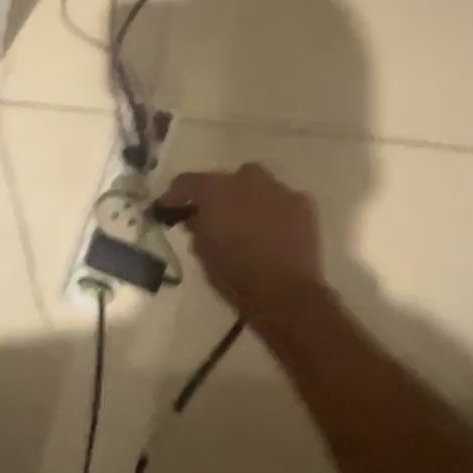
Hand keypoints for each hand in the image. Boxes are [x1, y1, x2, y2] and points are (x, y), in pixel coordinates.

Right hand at [157, 163, 325, 324]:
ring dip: (249, 199)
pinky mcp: (304, 204)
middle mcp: (247, 180)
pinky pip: (283, 200)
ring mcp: (279, 190)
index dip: (175, 195)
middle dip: (219, 194)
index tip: (168, 208)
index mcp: (215, 189)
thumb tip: (195, 218)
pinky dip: (276, 210)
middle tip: (215, 215)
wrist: (284, 293)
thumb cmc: (234, 274)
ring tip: (248, 223)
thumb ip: (196, 227)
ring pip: (258, 186)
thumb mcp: (202, 252)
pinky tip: (274, 230)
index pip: (187, 182)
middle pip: (227, 179)